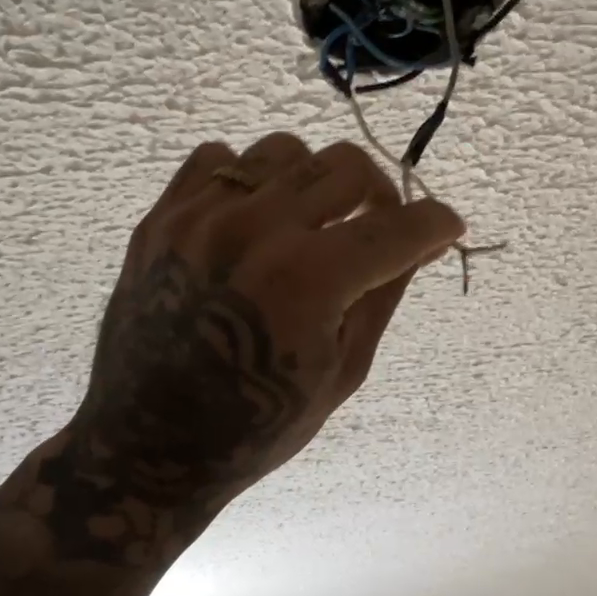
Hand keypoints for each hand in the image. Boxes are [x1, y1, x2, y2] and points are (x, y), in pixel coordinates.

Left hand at [79, 133, 464, 509]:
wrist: (148, 445)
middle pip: (347, 167)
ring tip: (309, 224)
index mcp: (308, 279)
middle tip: (378, 230)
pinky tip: (252, 221)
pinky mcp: (161, 216)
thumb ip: (386, 291)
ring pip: (285, 150)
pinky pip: (218, 158)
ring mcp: (201, 216)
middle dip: (380, 197)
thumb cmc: (259, 425)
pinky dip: (248, 181)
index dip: (437, 224)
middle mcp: (256, 229)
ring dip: (314, 182)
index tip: (448, 227)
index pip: (396, 227)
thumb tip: (424, 240)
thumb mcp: (344, 370)